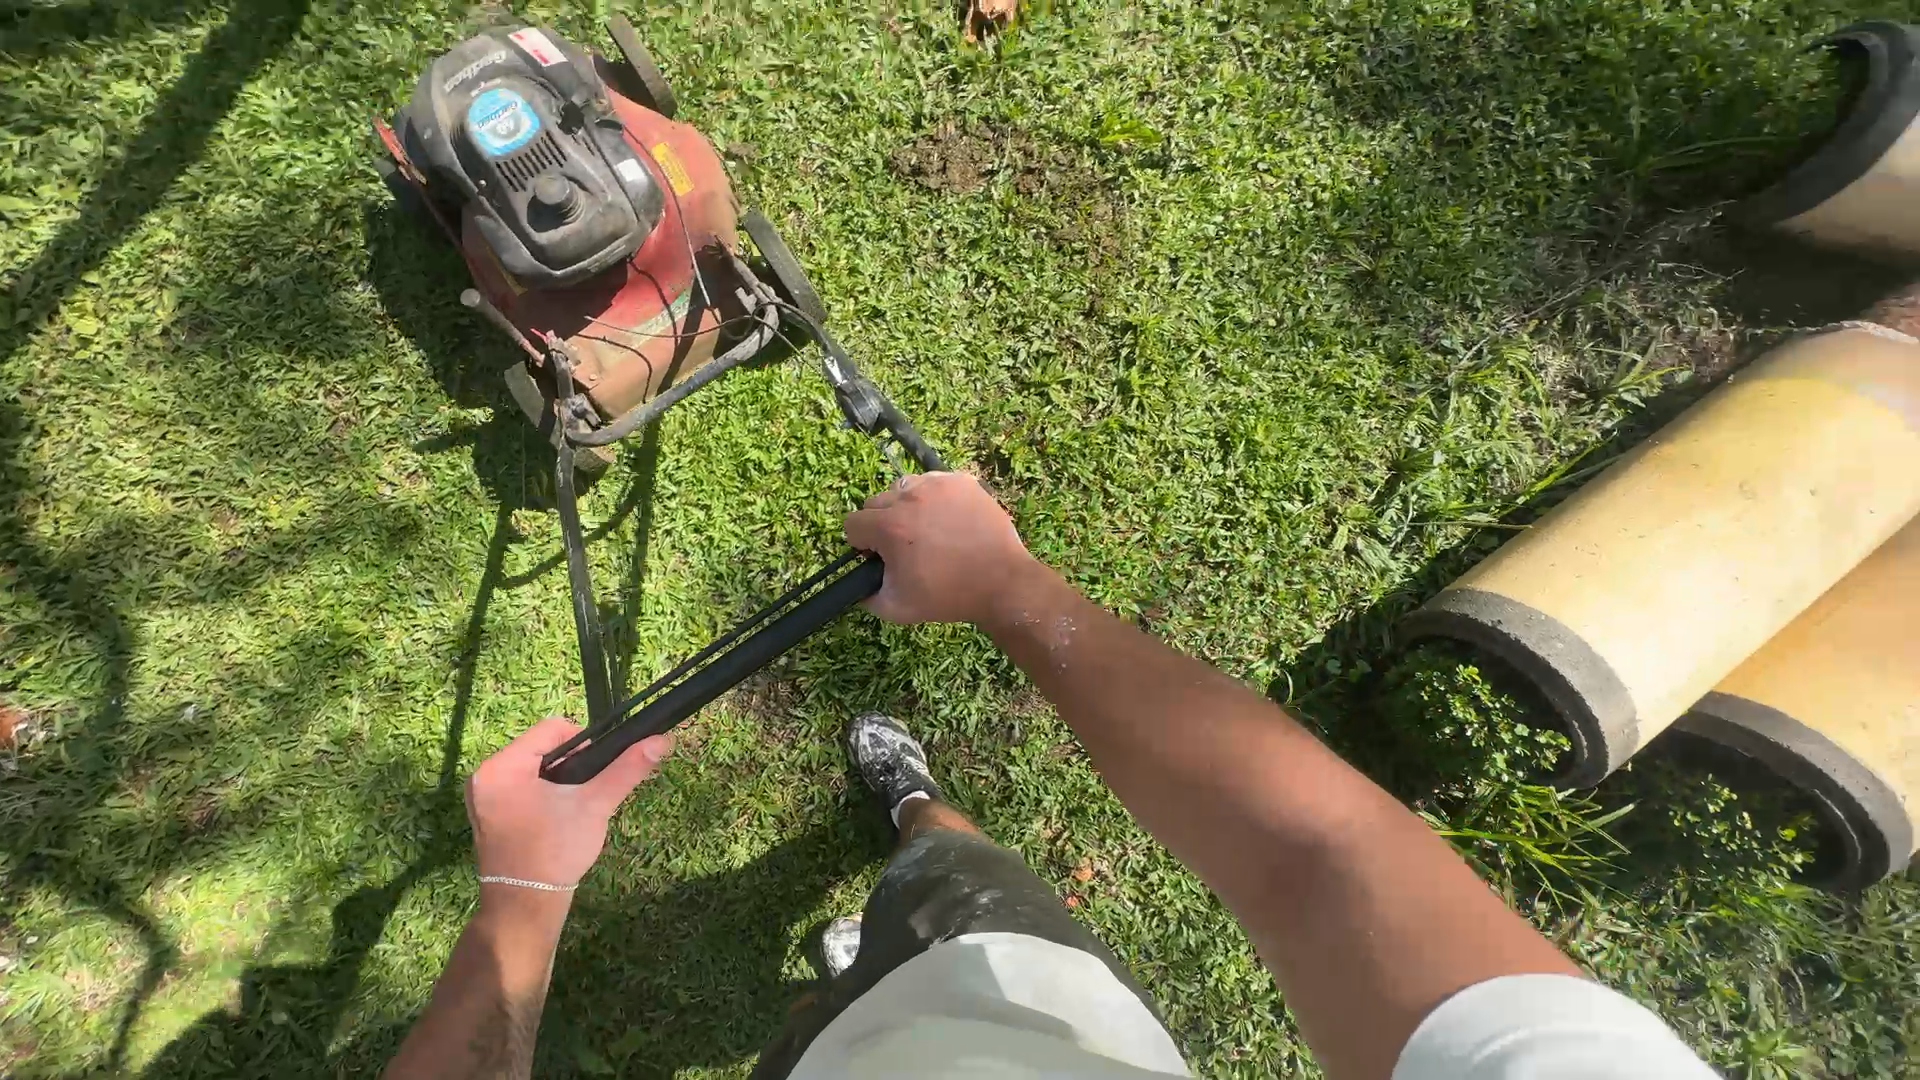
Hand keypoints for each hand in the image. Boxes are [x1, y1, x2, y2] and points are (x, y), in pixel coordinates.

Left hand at [465, 717, 673, 889]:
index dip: (584, 743)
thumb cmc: (556, 850)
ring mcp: (482, 797)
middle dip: (572, 763)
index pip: (552, 728)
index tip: (594, 774)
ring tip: (573, 804)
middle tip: (584, 793)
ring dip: (560, 777)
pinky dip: (544, 791)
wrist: (528, 905)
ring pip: (535, 766)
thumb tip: (662, 740)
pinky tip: (557, 814)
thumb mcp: (595, 804)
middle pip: (543, 746)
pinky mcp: (488, 813)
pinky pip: (523, 784)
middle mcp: (484, 776)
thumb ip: (628, 768)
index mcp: (502, 767)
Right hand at [843, 471, 1042, 623]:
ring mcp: (939, 484)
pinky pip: (933, 483)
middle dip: (882, 524)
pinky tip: (947, 520)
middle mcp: (911, 496)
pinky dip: (934, 499)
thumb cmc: (948, 596)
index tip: (881, 557)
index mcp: (890, 526)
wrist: (1001, 582)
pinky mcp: (962, 481)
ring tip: (927, 530)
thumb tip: (860, 585)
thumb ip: (867, 596)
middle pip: (875, 502)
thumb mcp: (897, 608)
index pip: (853, 523)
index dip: (862, 544)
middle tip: (906, 547)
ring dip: (906, 506)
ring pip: (903, 488)